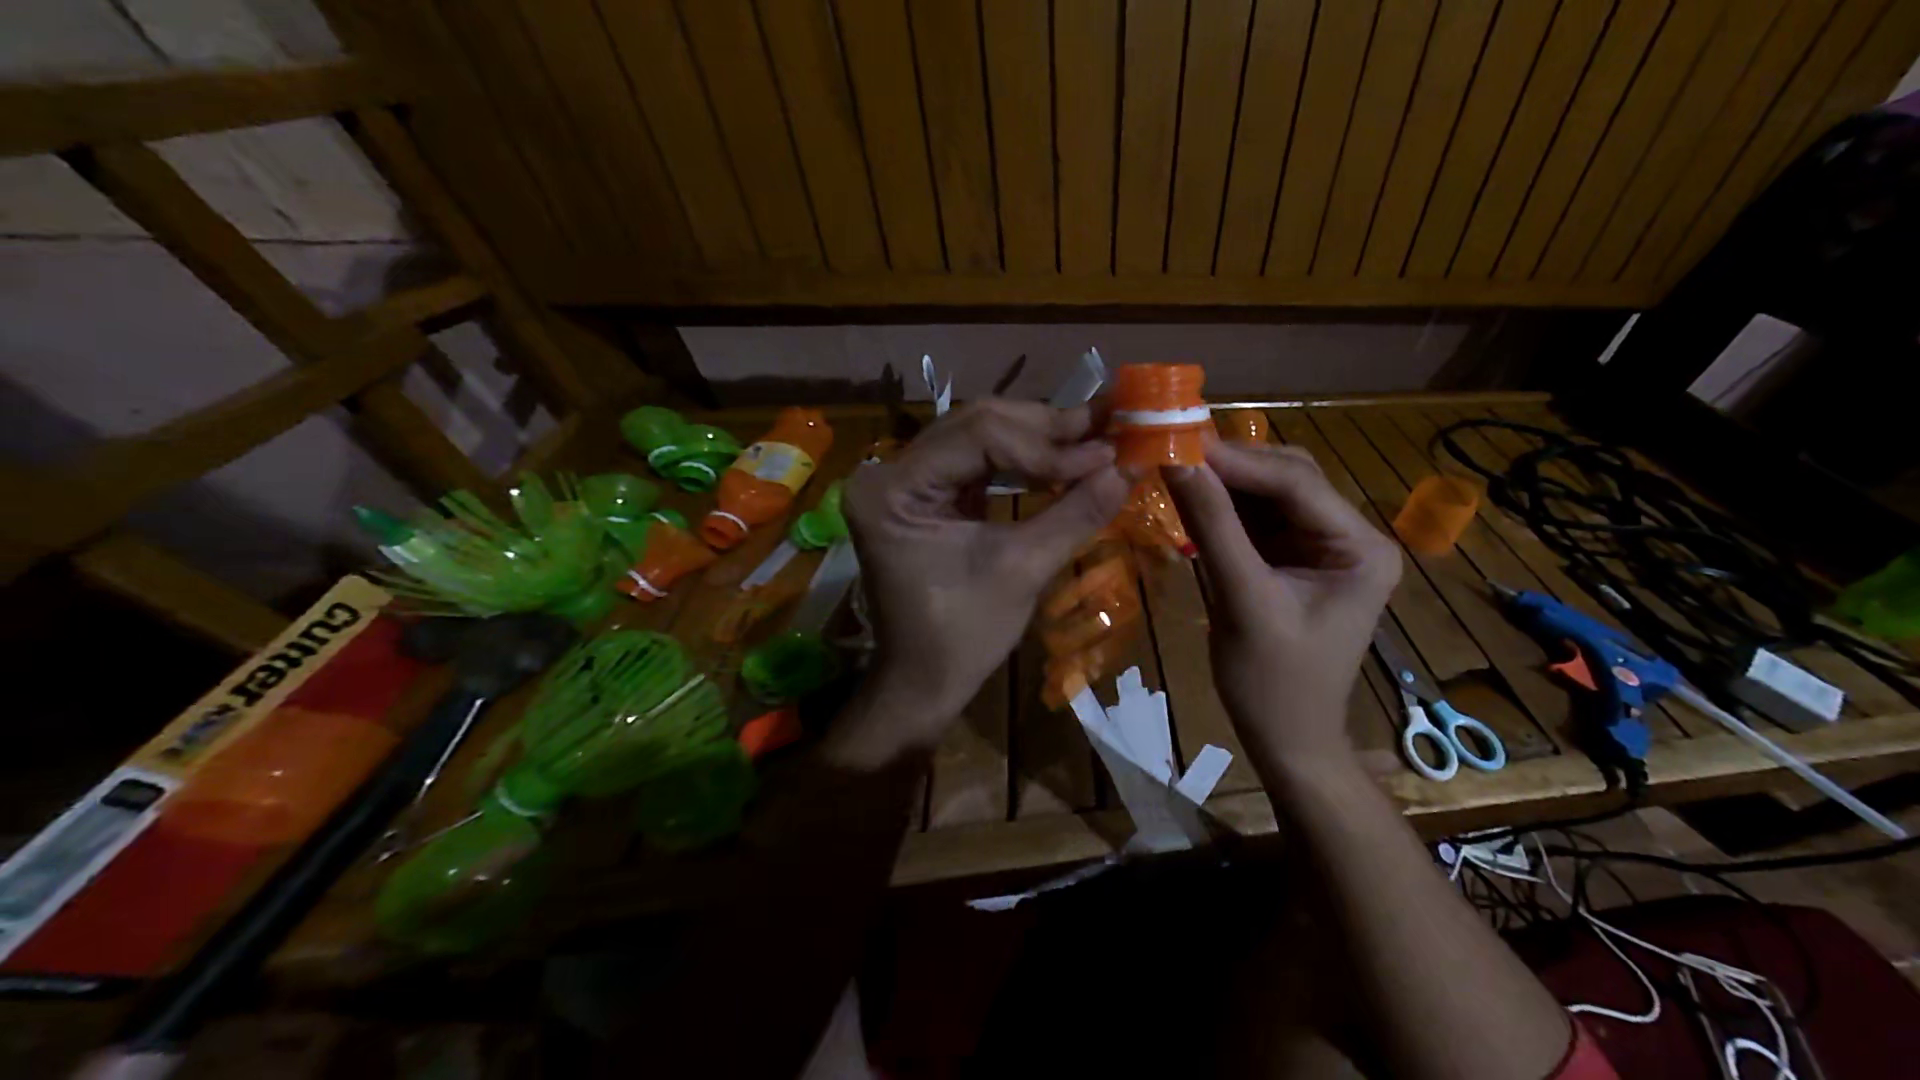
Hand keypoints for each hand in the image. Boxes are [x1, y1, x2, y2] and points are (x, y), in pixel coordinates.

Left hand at [828, 400, 1131, 766]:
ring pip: (978, 435)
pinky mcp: (922, 494)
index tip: (1107, 455)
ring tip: (1093, 439)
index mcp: (893, 489)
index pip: (978, 436)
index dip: (1046, 444)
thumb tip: (1131, 464)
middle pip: (976, 424)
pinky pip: (975, 461)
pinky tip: (1060, 459)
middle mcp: (888, 472)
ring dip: (1037, 438)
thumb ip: (1076, 512)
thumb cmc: (964, 637)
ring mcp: (902, 481)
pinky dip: (1021, 459)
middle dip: (1045, 429)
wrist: (923, 682)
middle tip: (1107, 428)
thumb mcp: (1023, 570)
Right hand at [1164, 442, 1400, 769]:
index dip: (1237, 459)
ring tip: (1172, 463)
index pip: (1296, 484)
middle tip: (1171, 447)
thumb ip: (1213, 527)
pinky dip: (1220, 507)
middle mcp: (1348, 537)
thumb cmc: (1273, 682)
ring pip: (1267, 493)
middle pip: (1287, 479)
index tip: (1179, 440)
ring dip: (1222, 481)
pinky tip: (1188, 496)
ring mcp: (1319, 546)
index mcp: (1360, 548)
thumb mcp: (1243, 601)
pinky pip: (1253, 519)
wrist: (1286, 738)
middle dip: (1231, 464)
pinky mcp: (1290, 558)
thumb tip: (1177, 462)